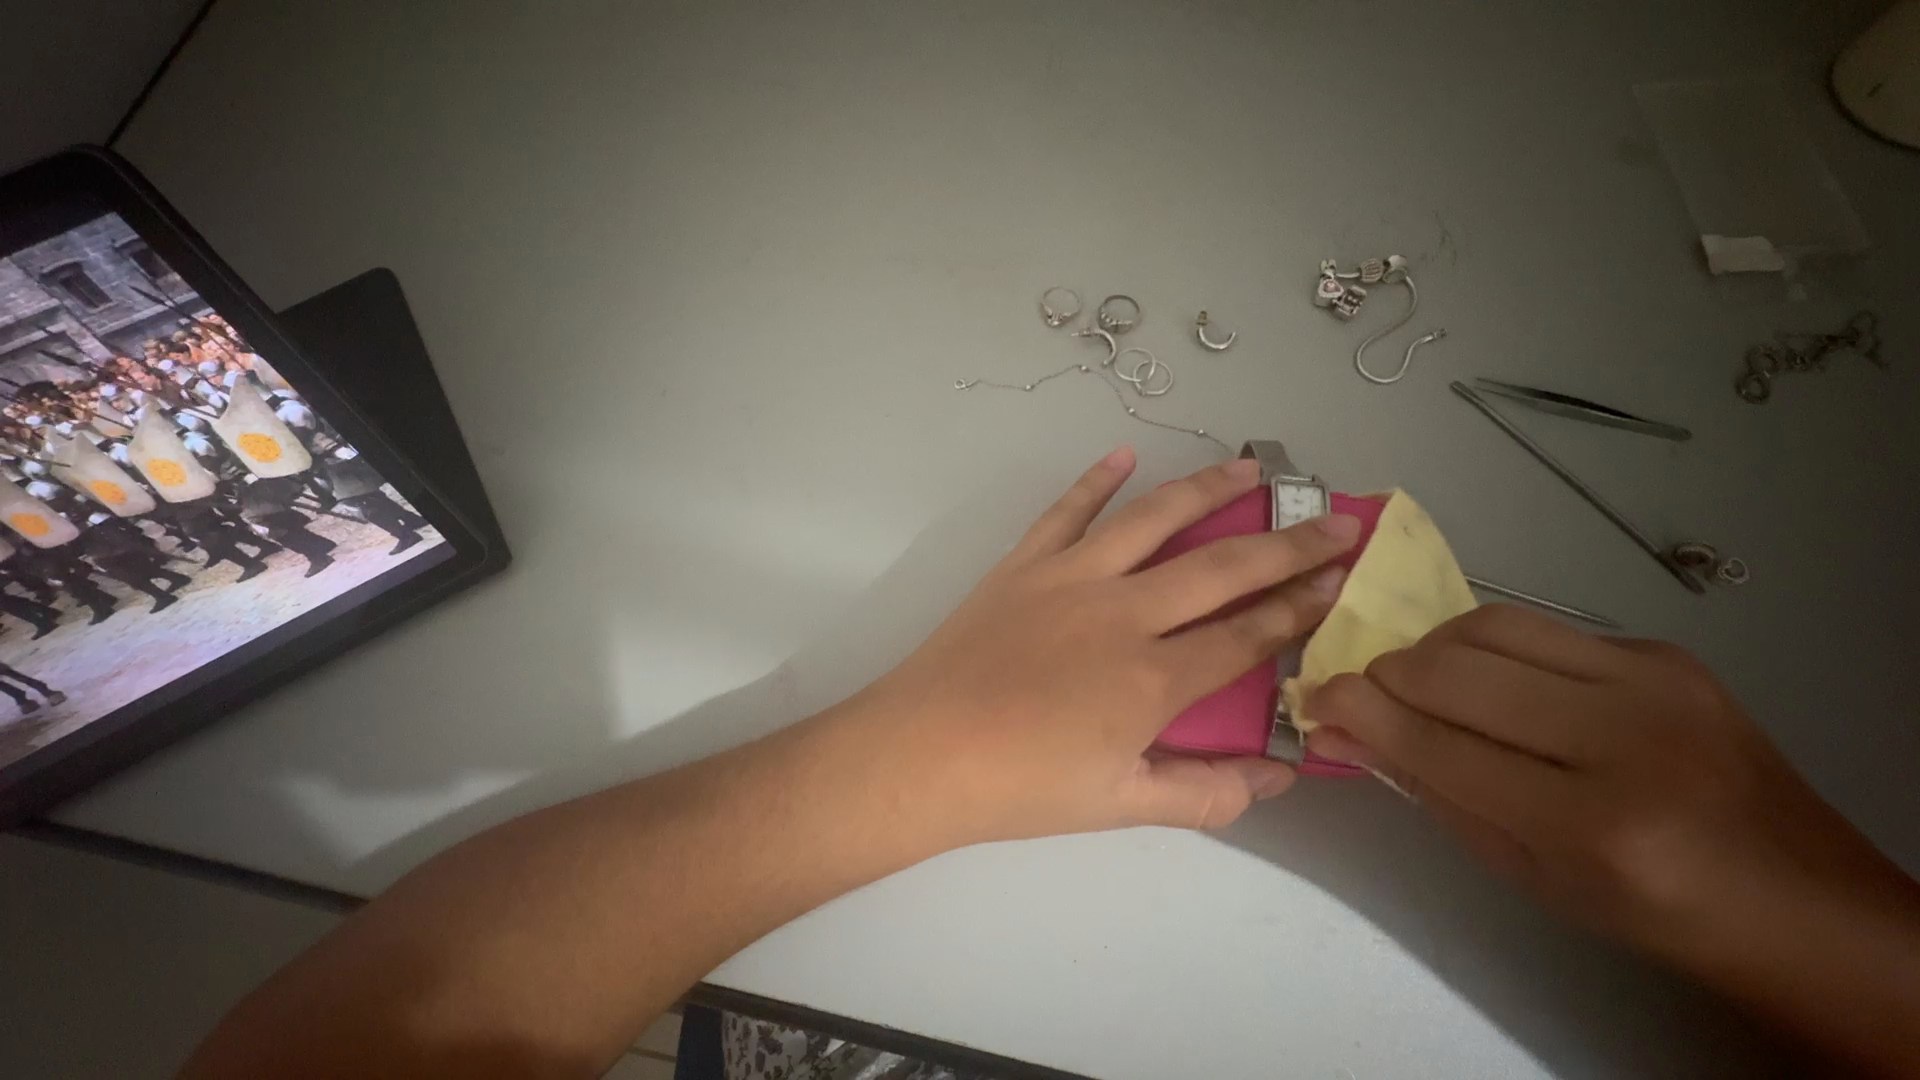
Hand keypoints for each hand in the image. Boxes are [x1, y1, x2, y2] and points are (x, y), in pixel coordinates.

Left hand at [830, 447, 1358, 848]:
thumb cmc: (1021, 786)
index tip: (1342, 582)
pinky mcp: (1023, 564)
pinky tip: (1122, 454)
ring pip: (1152, 520)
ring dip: (1206, 489)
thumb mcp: (1121, 804)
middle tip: (1338, 520)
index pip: (1247, 635)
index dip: (1301, 609)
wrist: (922, 751)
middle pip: (1220, 568)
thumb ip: (1207, 792)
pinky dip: (1094, 480)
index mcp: (1153, 677)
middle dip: (1287, 546)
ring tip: (1251, 468)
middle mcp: (1122, 613)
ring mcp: (1070, 578)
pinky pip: (1066, 511)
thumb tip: (1283, 774)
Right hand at [1302, 605, 1911, 958]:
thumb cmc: (1645, 905)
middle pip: (1452, 670)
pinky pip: (1534, 627)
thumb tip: (1336, 728)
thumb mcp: (1521, 866)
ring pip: (1485, 625)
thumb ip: (1424, 787)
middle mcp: (1627, 738)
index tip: (1313, 698)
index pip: (1435, 745)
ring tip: (1425, 684)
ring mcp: (1653, 681)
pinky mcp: (1662, 652)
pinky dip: (1487, 649)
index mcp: (1594, 823)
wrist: (1800, 896)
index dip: (1358, 713)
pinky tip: (1498, 683)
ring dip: (1430, 651)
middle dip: (1385, 676)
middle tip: (1367, 695)